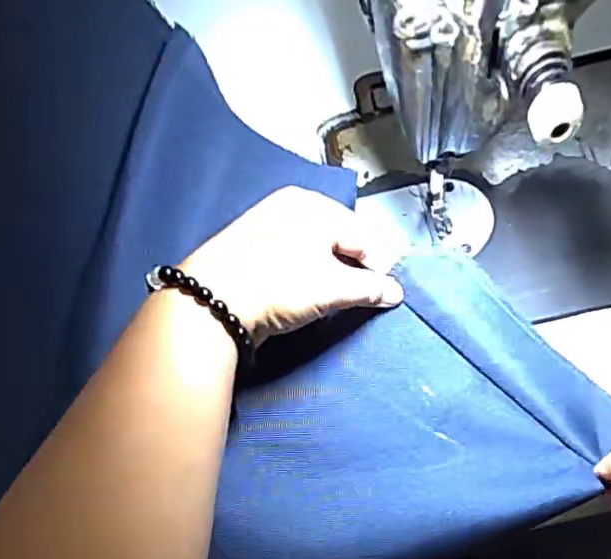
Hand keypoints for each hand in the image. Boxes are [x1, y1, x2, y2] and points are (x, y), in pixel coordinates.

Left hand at [178, 187, 406, 344]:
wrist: (214, 301)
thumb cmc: (279, 286)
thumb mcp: (333, 289)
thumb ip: (370, 288)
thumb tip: (395, 292)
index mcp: (315, 205)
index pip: (365, 237)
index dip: (380, 268)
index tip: (387, 296)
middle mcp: (292, 206)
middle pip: (341, 241)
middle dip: (355, 271)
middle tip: (360, 300)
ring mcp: (269, 223)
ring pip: (317, 250)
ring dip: (331, 275)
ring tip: (332, 301)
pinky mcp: (253, 247)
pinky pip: (295, 258)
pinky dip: (307, 275)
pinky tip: (304, 295)